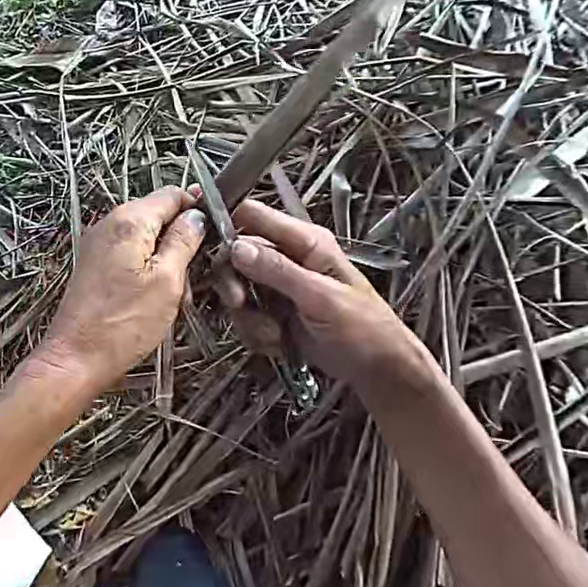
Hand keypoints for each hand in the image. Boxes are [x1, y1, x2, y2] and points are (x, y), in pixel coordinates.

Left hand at [36, 187, 207, 391]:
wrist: (75, 358)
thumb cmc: (120, 325)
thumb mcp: (167, 281)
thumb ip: (184, 242)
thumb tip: (196, 217)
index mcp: (129, 220)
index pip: (172, 194)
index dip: (197, 208)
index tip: (215, 231)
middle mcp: (109, 224)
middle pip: (158, 214)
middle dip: (182, 237)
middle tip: (197, 270)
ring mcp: (99, 244)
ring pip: (146, 237)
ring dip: (166, 258)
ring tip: (175, 291)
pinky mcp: (95, 265)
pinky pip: (130, 254)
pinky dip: (148, 269)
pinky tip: (155, 297)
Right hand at [212, 200, 442, 398]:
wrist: (378, 370)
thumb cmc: (365, 329)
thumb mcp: (321, 298)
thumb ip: (278, 270)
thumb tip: (237, 247)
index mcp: (304, 241)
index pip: (252, 216)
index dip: (226, 226)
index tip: (209, 249)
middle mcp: (287, 258)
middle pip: (235, 256)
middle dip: (234, 284)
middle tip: (239, 303)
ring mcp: (277, 286)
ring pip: (236, 290)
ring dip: (248, 317)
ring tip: (273, 333)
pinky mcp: (272, 311)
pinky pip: (244, 317)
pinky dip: (255, 333)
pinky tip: (278, 342)